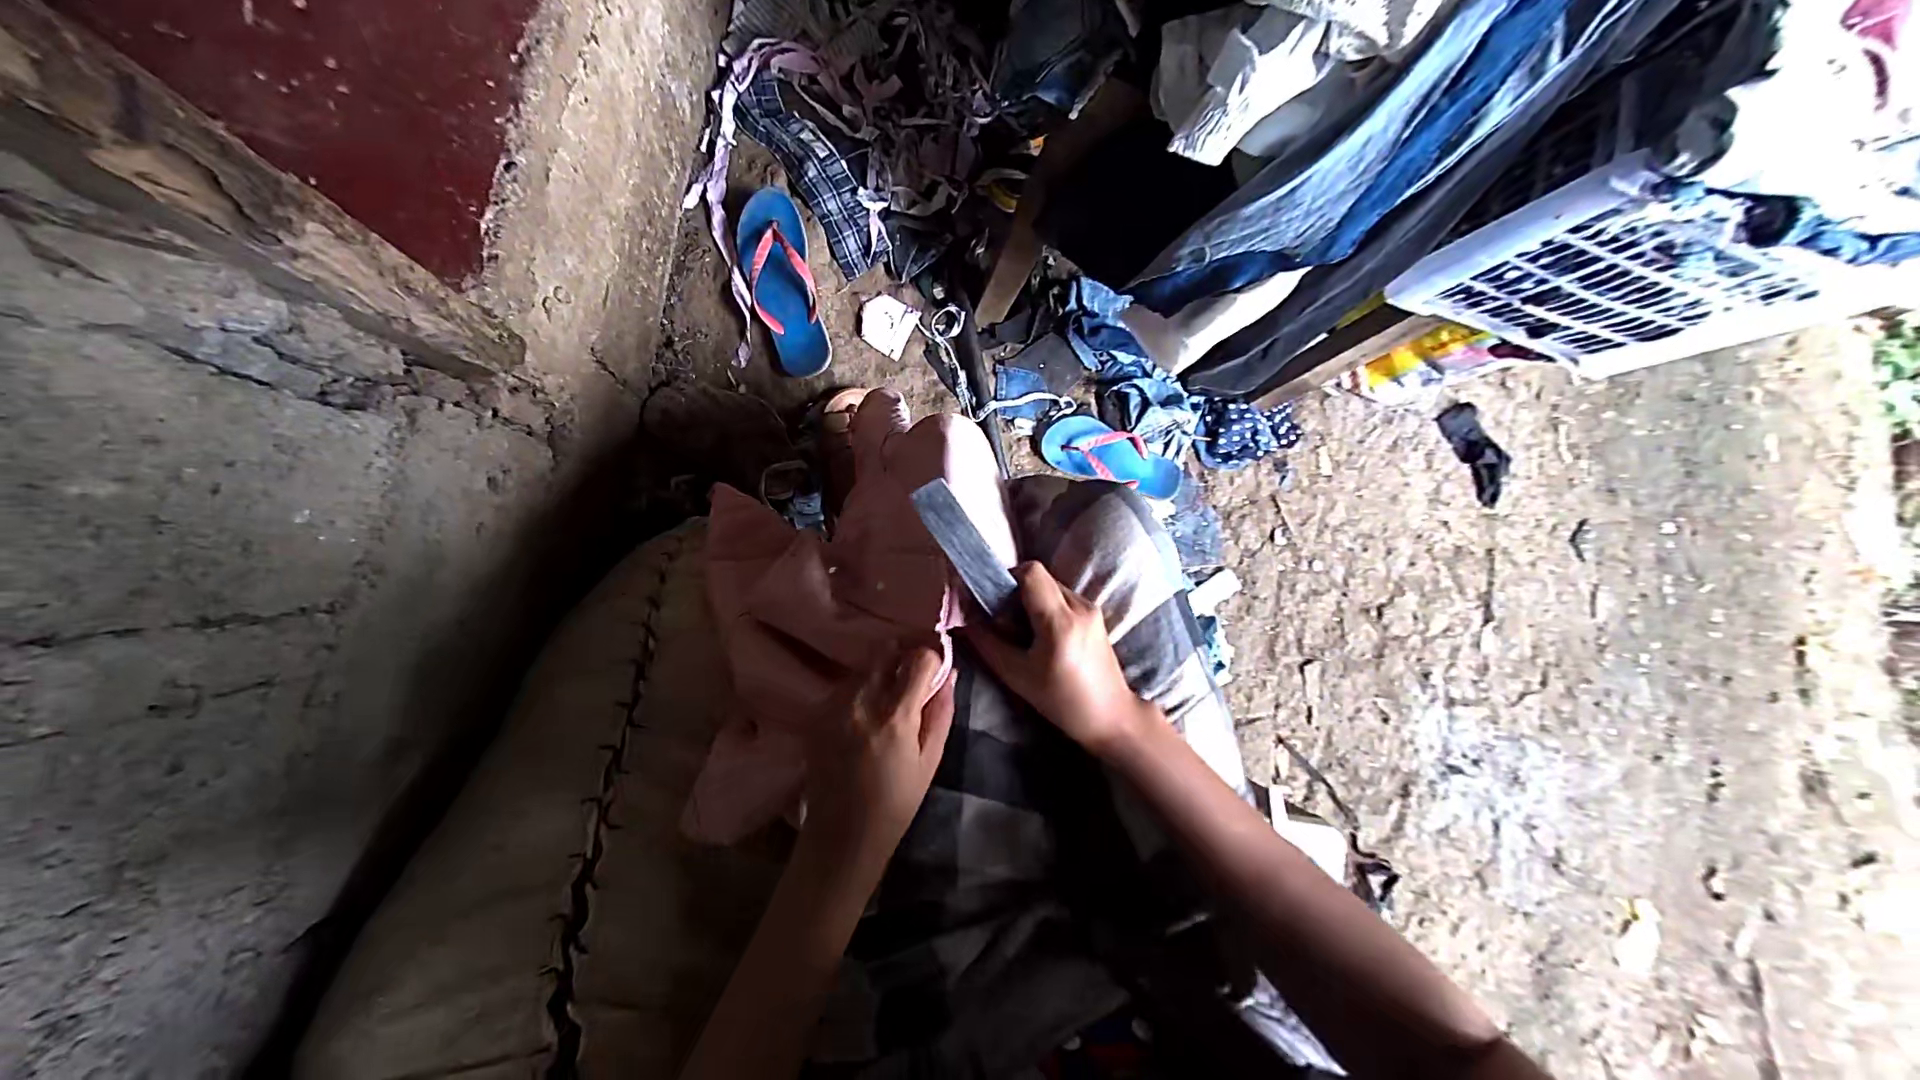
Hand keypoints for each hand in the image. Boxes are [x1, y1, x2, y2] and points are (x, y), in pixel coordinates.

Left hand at [801, 643, 955, 869]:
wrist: (841, 835)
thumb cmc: (896, 804)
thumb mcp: (930, 761)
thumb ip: (941, 711)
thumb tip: (950, 672)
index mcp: (895, 717)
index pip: (919, 658)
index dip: (931, 659)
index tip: (935, 672)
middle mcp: (861, 702)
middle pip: (886, 650)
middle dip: (904, 656)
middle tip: (912, 679)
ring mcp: (833, 706)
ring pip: (864, 666)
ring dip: (881, 672)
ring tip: (888, 701)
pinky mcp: (816, 714)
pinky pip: (844, 685)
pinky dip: (860, 689)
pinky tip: (864, 717)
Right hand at [963, 562, 1153, 756]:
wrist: (1111, 716)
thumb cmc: (1062, 702)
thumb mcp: (1016, 675)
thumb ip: (986, 643)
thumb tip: (962, 619)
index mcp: (1060, 621)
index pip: (1030, 572)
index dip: (1005, 579)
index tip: (992, 603)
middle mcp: (1079, 606)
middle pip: (1039, 576)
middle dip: (1015, 593)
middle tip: (1004, 623)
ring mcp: (1091, 608)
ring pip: (1050, 586)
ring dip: (1031, 601)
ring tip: (1024, 634)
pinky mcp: (1095, 614)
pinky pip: (1062, 597)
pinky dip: (1046, 608)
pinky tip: (1043, 637)